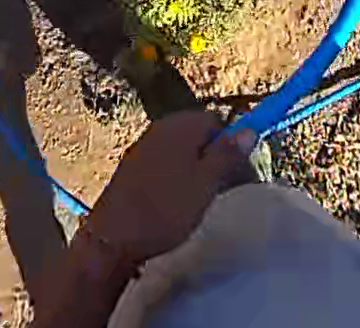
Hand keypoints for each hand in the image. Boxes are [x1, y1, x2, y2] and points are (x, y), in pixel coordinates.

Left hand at [82, 111, 256, 265]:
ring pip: (182, 149)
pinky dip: (175, 176)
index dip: (233, 146)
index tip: (240, 176)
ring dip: (195, 168)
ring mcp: (144, 144)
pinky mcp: (132, 165)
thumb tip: (249, 130)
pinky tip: (174, 202)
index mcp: (182, 124)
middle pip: (199, 133)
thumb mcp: (206, 183)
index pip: (218, 122)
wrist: (111, 238)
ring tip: (199, 199)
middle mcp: (163, 126)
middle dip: (214, 157)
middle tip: (222, 189)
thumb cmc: (165, 208)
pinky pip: (164, 162)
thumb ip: (227, 154)